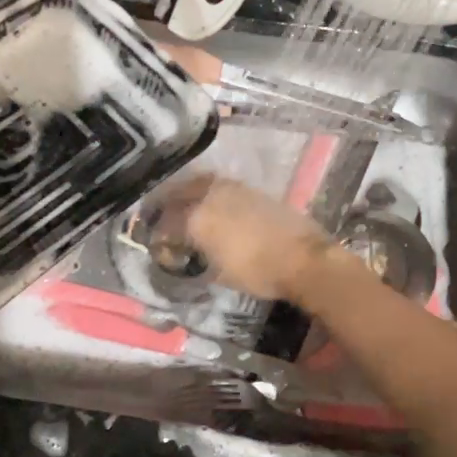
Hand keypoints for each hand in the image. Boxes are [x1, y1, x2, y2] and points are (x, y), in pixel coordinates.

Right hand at [149, 173, 342, 299]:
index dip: (156, 231)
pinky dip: (208, 192)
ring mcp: (232, 188)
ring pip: (199, 184)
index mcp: (196, 218)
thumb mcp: (219, 273)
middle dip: (164, 203)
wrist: (303, 258)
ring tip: (182, 204)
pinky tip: (210, 203)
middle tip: (158, 212)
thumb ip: (197, 257)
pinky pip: (219, 186)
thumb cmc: (258, 272)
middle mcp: (209, 196)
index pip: (166, 221)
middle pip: (178, 192)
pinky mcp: (251, 189)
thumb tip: (185, 252)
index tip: (152, 238)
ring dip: (186, 192)